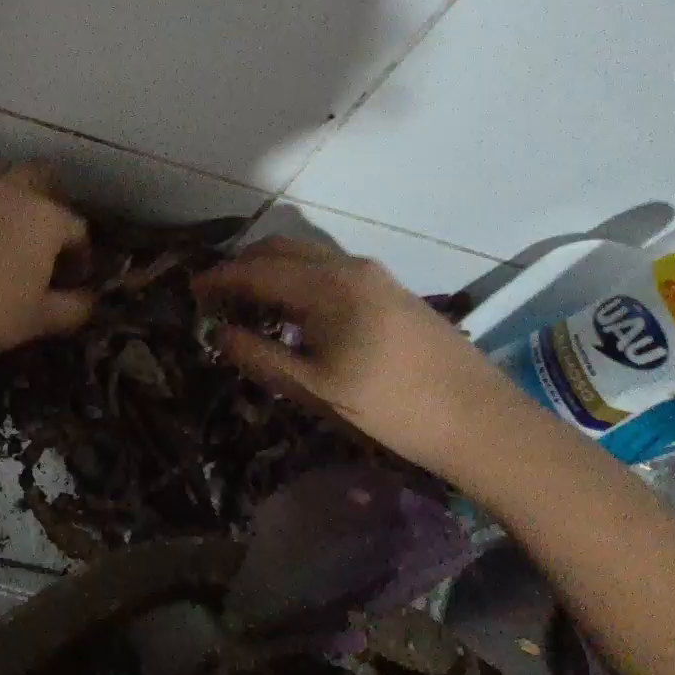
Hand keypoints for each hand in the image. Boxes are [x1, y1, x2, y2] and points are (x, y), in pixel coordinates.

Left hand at [0, 162, 93, 382]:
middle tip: (42, 237)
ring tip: (4, 224)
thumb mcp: (40, 320)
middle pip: (43, 177)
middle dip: (50, 201)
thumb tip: (91, 299)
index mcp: (46, 217)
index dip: (80, 255)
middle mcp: (12, 189)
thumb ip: (76, 306)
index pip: (78, 229)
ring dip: (11, 191)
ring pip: (2, 172)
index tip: (71, 278)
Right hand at [192, 237, 528, 474]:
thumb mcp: (317, 389)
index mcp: (328, 286)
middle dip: (242, 267)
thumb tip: (218, 335)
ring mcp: (374, 276)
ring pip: (306, 257)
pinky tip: (294, 313)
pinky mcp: (391, 290)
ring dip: (270, 271)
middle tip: (215, 296)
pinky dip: (298, 279)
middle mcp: (349, 267)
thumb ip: (261, 357)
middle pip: (280, 251)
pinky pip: (328, 269)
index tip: (190, 292)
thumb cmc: (392, 408)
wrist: (484, 423)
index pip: (257, 271)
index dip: (219, 279)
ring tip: (248, 304)